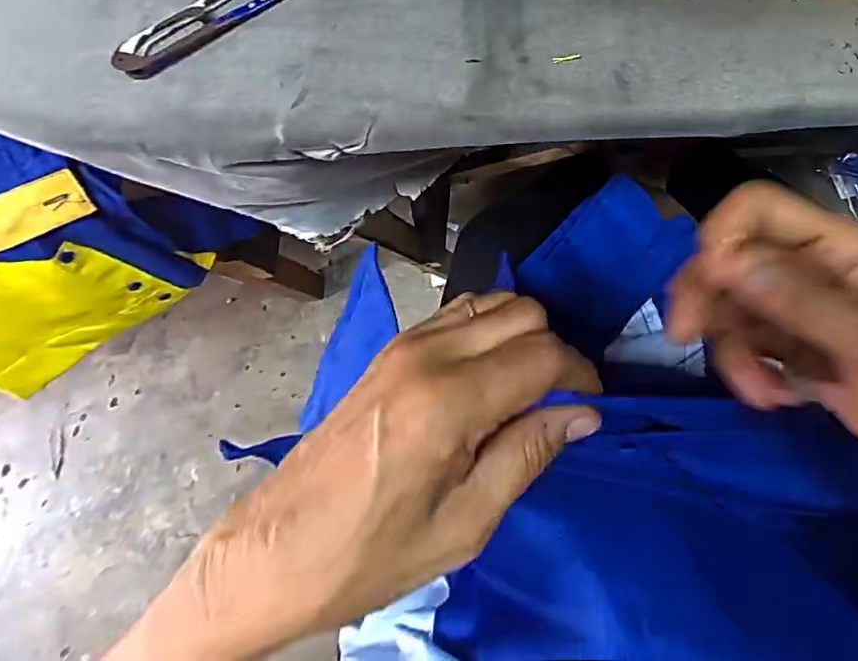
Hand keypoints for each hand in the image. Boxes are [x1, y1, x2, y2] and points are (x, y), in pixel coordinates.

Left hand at [110, 292, 601, 660]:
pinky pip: (466, 308)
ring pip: (500, 301)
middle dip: (557, 350)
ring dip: (527, 332)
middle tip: (557, 398)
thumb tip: (585, 413)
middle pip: (529, 314)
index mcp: (448, 402)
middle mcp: (430, 355)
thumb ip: (530, 454)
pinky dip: (495, 325)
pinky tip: (491, 367)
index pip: (545, 356)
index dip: (580, 376)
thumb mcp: (464, 525)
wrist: (267, 556)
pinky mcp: (395, 346)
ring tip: (526, 382)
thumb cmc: (369, 553)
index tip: (589, 405)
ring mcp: (408, 343)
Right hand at [667, 182, 857, 486]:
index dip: (724, 232)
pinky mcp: (794, 349)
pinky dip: (748, 372)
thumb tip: (727, 260)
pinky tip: (777, 397)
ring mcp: (799, 309)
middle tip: (685, 335)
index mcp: (837, 246)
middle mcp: (810, 267)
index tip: (709, 279)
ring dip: (730, 348)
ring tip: (765, 392)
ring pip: (731, 306)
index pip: (760, 208)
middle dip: (705, 293)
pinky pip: (746, 347)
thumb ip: (804, 302)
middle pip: (731, 256)